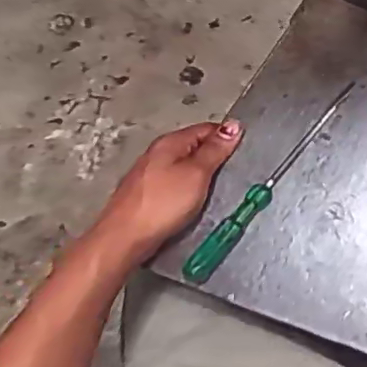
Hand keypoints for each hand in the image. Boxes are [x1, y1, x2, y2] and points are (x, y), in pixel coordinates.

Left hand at [85, 121, 243, 263]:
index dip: (227, 138)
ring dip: (203, 175)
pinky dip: (190, 189)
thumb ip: (216, 149)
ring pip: (186, 167)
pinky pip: (177, 184)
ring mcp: (150, 175)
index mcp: (170, 143)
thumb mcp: (198, 173)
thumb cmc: (161, 205)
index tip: (241, 153)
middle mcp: (157, 154)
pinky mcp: (148, 195)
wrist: (124, 239)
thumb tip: (232, 126)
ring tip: (215, 190)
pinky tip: (195, 202)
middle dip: (215, 158)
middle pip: (196, 147)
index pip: (207, 128)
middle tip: (231, 174)